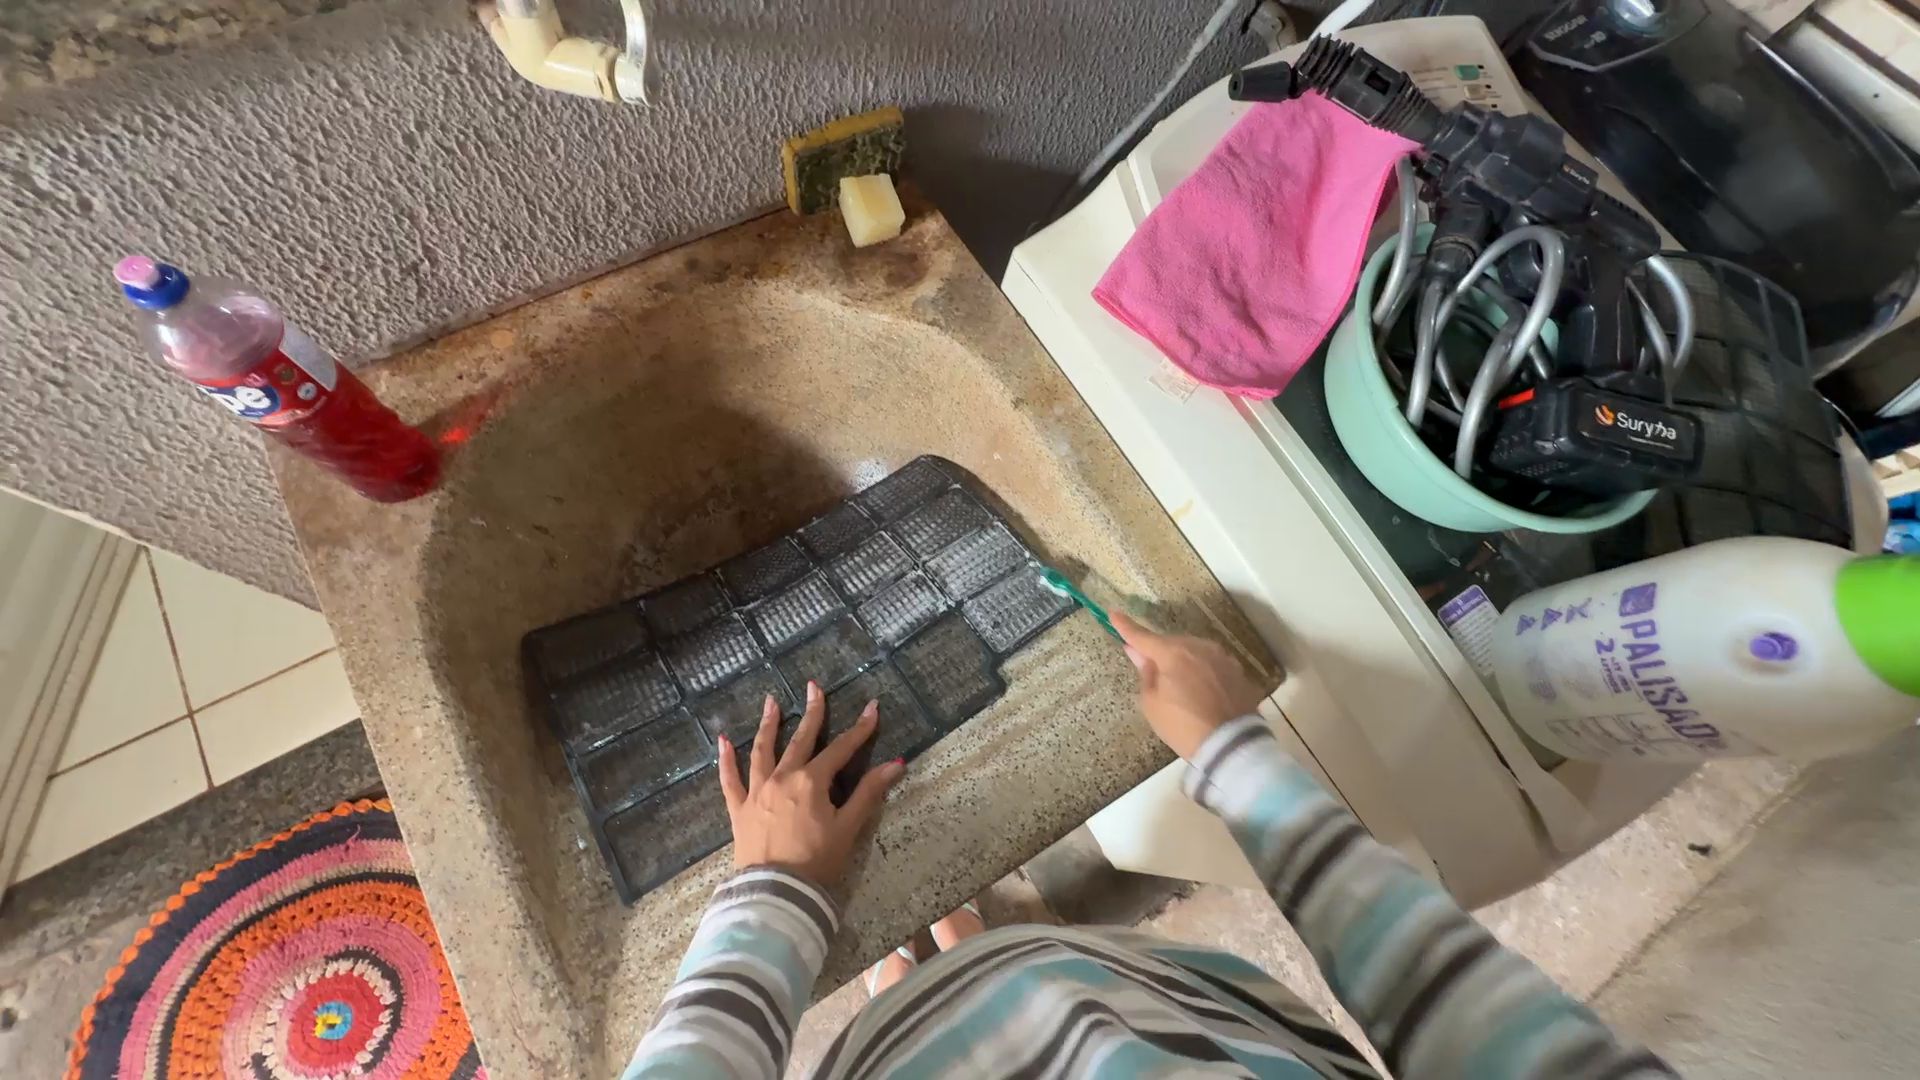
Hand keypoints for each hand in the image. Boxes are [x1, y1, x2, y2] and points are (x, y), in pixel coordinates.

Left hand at [717, 681, 905, 887]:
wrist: (775, 894)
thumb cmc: (816, 861)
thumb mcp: (848, 827)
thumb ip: (869, 792)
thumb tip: (896, 763)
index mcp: (812, 781)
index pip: (841, 748)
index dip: (860, 728)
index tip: (873, 707)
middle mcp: (783, 777)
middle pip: (801, 739)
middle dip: (812, 712)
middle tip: (814, 687)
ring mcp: (757, 791)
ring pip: (763, 750)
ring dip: (768, 724)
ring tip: (771, 702)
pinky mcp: (739, 809)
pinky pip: (730, 780)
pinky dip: (726, 760)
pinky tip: (723, 741)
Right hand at [1113, 612, 1264, 759]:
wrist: (1232, 746)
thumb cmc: (1183, 726)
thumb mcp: (1152, 704)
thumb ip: (1146, 673)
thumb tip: (1138, 653)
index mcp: (1173, 653)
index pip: (1142, 636)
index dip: (1126, 626)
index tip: (1114, 614)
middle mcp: (1199, 647)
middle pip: (1171, 644)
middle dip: (1159, 652)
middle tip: (1151, 668)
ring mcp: (1222, 658)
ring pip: (1194, 652)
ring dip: (1183, 660)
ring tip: (1180, 685)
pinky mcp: (1238, 672)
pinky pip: (1212, 664)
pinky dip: (1203, 671)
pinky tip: (1203, 690)